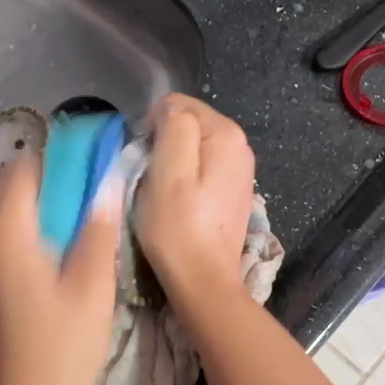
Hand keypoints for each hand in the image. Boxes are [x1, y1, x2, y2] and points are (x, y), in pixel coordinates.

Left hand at [0, 151, 120, 384]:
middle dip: (60, 175)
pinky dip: (46, 222)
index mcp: (7, 232)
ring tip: (97, 206)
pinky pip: (20, 230)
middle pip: (21, 184)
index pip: (26, 166)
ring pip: (21, 207)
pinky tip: (77, 239)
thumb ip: (98, 227)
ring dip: (55, 200)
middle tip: (104, 180)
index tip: (97, 152)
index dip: (61, 153)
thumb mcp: (92, 285)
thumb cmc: (63, 349)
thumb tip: (106, 178)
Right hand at [134, 94, 255, 318]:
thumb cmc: (177, 227)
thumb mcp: (167, 172)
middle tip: (151, 177)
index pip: (177, 104)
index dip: (153, 127)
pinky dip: (184, 177)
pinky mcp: (232, 189)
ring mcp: (239, 169)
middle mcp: (240, 145)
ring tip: (162, 191)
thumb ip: (173, 128)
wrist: (203, 280)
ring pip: (192, 145)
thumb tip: (169, 110)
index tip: (145, 160)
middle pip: (187, 123)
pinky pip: (200, 166)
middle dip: (164, 143)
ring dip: (171, 162)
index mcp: (225, 134)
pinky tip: (178, 202)